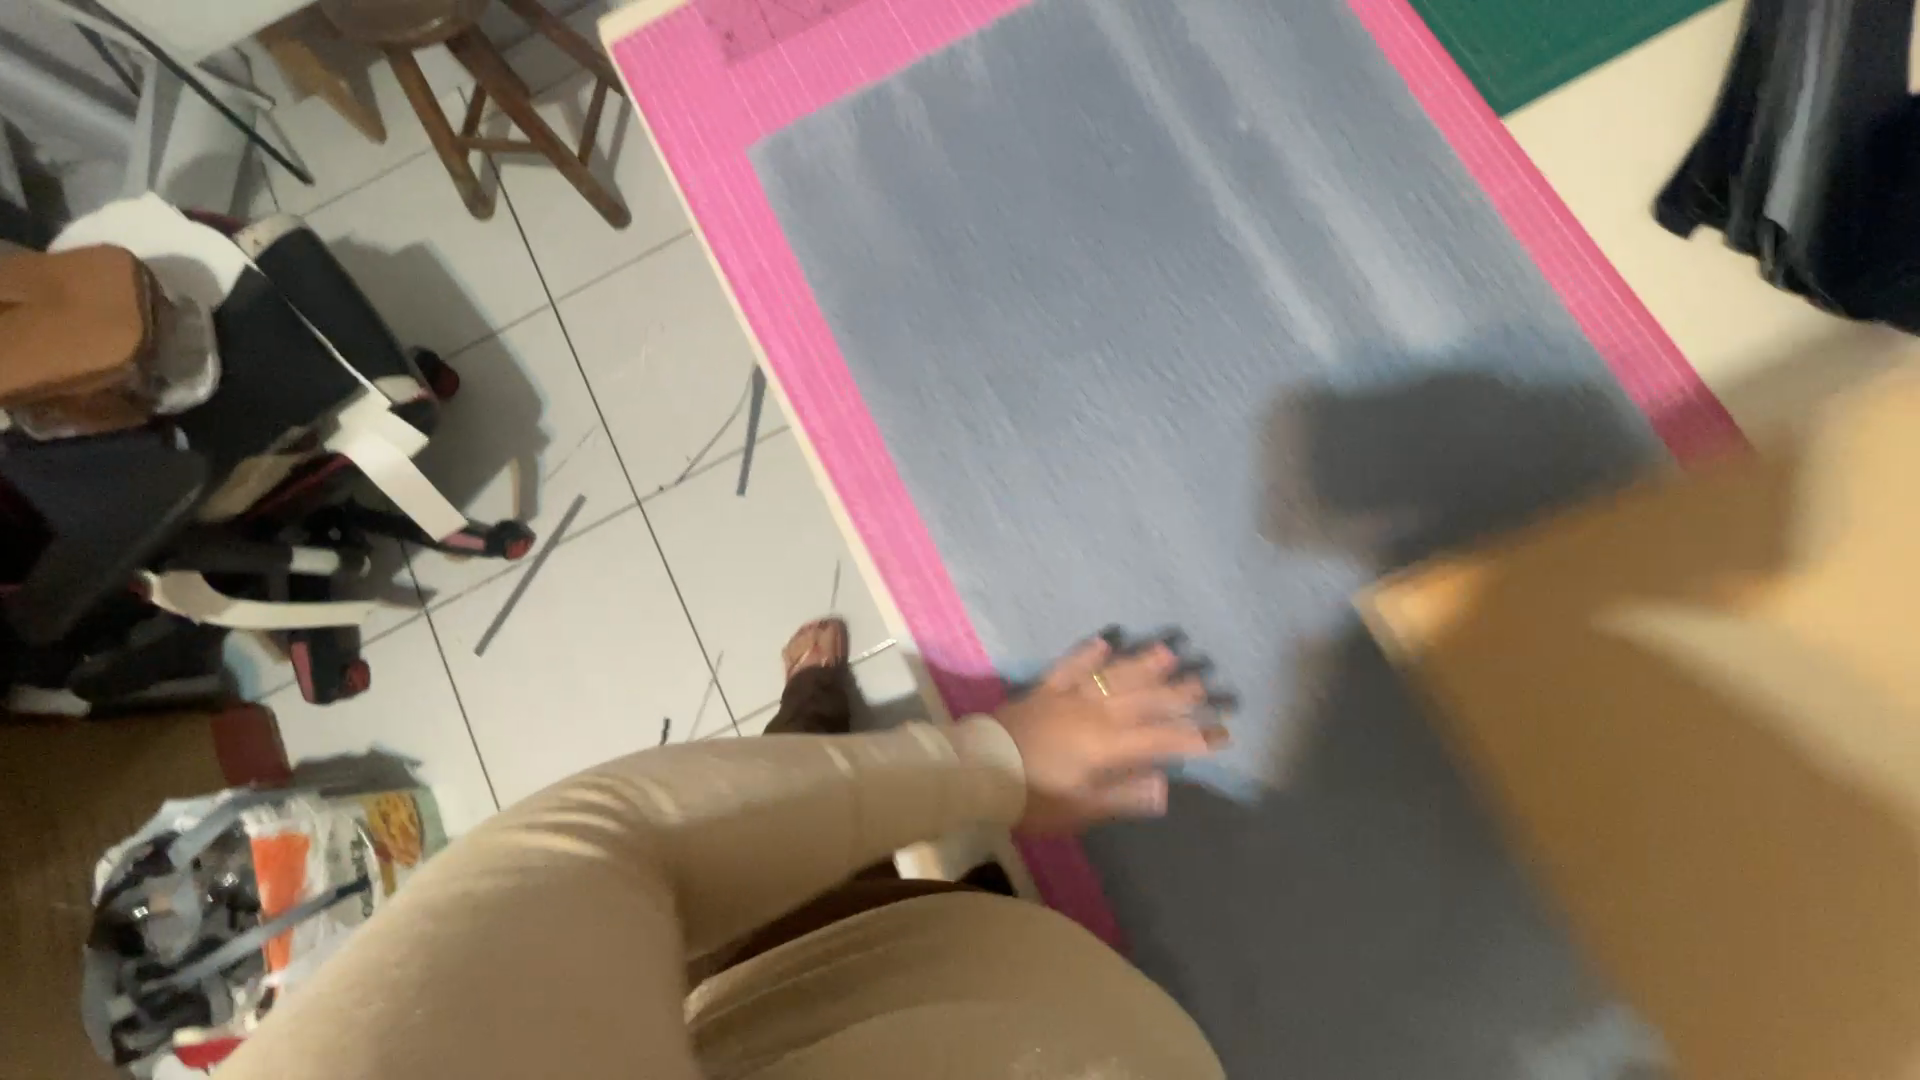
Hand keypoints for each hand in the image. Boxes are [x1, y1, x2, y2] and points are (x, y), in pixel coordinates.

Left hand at [993, 636, 1227, 832]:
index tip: (1223, 732)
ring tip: (1169, 652)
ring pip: (1114, 677)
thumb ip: (1124, 796)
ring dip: (1141, 665)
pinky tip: (1104, 639)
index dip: (1195, 737)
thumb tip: (1166, 785)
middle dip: (1178, 694)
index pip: (1162, 738)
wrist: (980, 770)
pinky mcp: (1044, 690)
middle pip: (1144, 700)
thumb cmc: (1033, 797)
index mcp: (1109, 746)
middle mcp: (1095, 714)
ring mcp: (1069, 697)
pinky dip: (1088, 653)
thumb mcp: (1082, 808)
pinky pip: (1070, 666)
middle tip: (1207, 684)